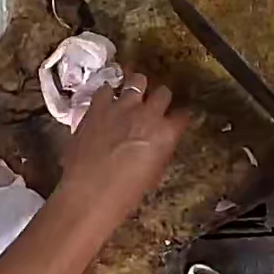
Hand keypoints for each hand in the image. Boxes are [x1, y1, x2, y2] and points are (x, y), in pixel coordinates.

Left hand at [51, 70, 188, 230]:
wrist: (90, 192)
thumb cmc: (127, 192)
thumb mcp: (155, 172)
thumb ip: (160, 149)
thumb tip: (158, 143)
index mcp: (167, 132)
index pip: (182, 115)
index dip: (179, 117)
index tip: (176, 120)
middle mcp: (149, 114)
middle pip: (163, 92)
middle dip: (160, 98)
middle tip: (154, 104)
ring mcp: (123, 107)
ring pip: (137, 81)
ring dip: (137, 86)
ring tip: (133, 92)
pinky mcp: (98, 107)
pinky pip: (106, 89)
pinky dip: (108, 93)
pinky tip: (106, 100)